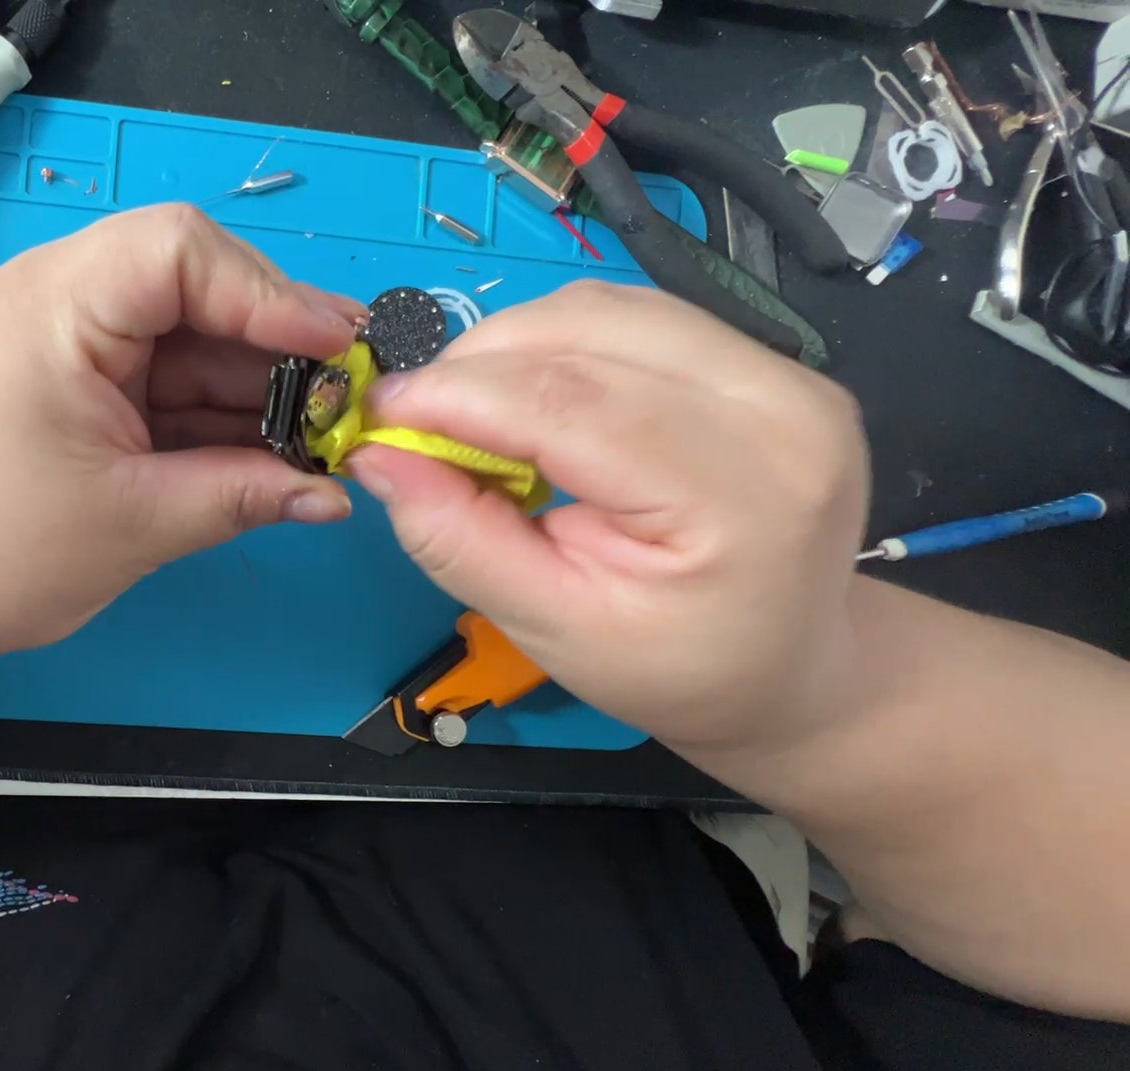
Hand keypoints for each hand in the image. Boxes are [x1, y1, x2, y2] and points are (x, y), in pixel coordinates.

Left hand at [0, 204, 365, 653]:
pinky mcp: (76, 382)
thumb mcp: (137, 523)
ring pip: (184, 339)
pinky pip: (161, 379)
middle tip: (345, 389)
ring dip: (252, 382)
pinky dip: (215, 411)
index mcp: (49, 310)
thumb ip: (245, 495)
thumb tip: (336, 496)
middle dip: (272, 341)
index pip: (175, 250)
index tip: (335, 347)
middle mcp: (53, 302)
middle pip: (190, 288)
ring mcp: (65, 342)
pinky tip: (271, 442)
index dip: (268, 290)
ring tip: (321, 426)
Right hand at [345, 283, 869, 747]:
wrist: (789, 665)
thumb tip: (377, 457)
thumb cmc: (667, 667)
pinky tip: (522, 396)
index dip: (456, 397)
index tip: (377, 414)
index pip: (571, 405)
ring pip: (602, 308)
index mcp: (738, 496)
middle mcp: (778, 408)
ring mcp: (781, 372)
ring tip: (466, 409)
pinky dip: (548, 343)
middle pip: (587, 331)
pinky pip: (627, 316)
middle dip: (473, 362)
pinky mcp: (761, 360)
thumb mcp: (548, 626)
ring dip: (507, 345)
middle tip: (414, 418)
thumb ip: (457, 540)